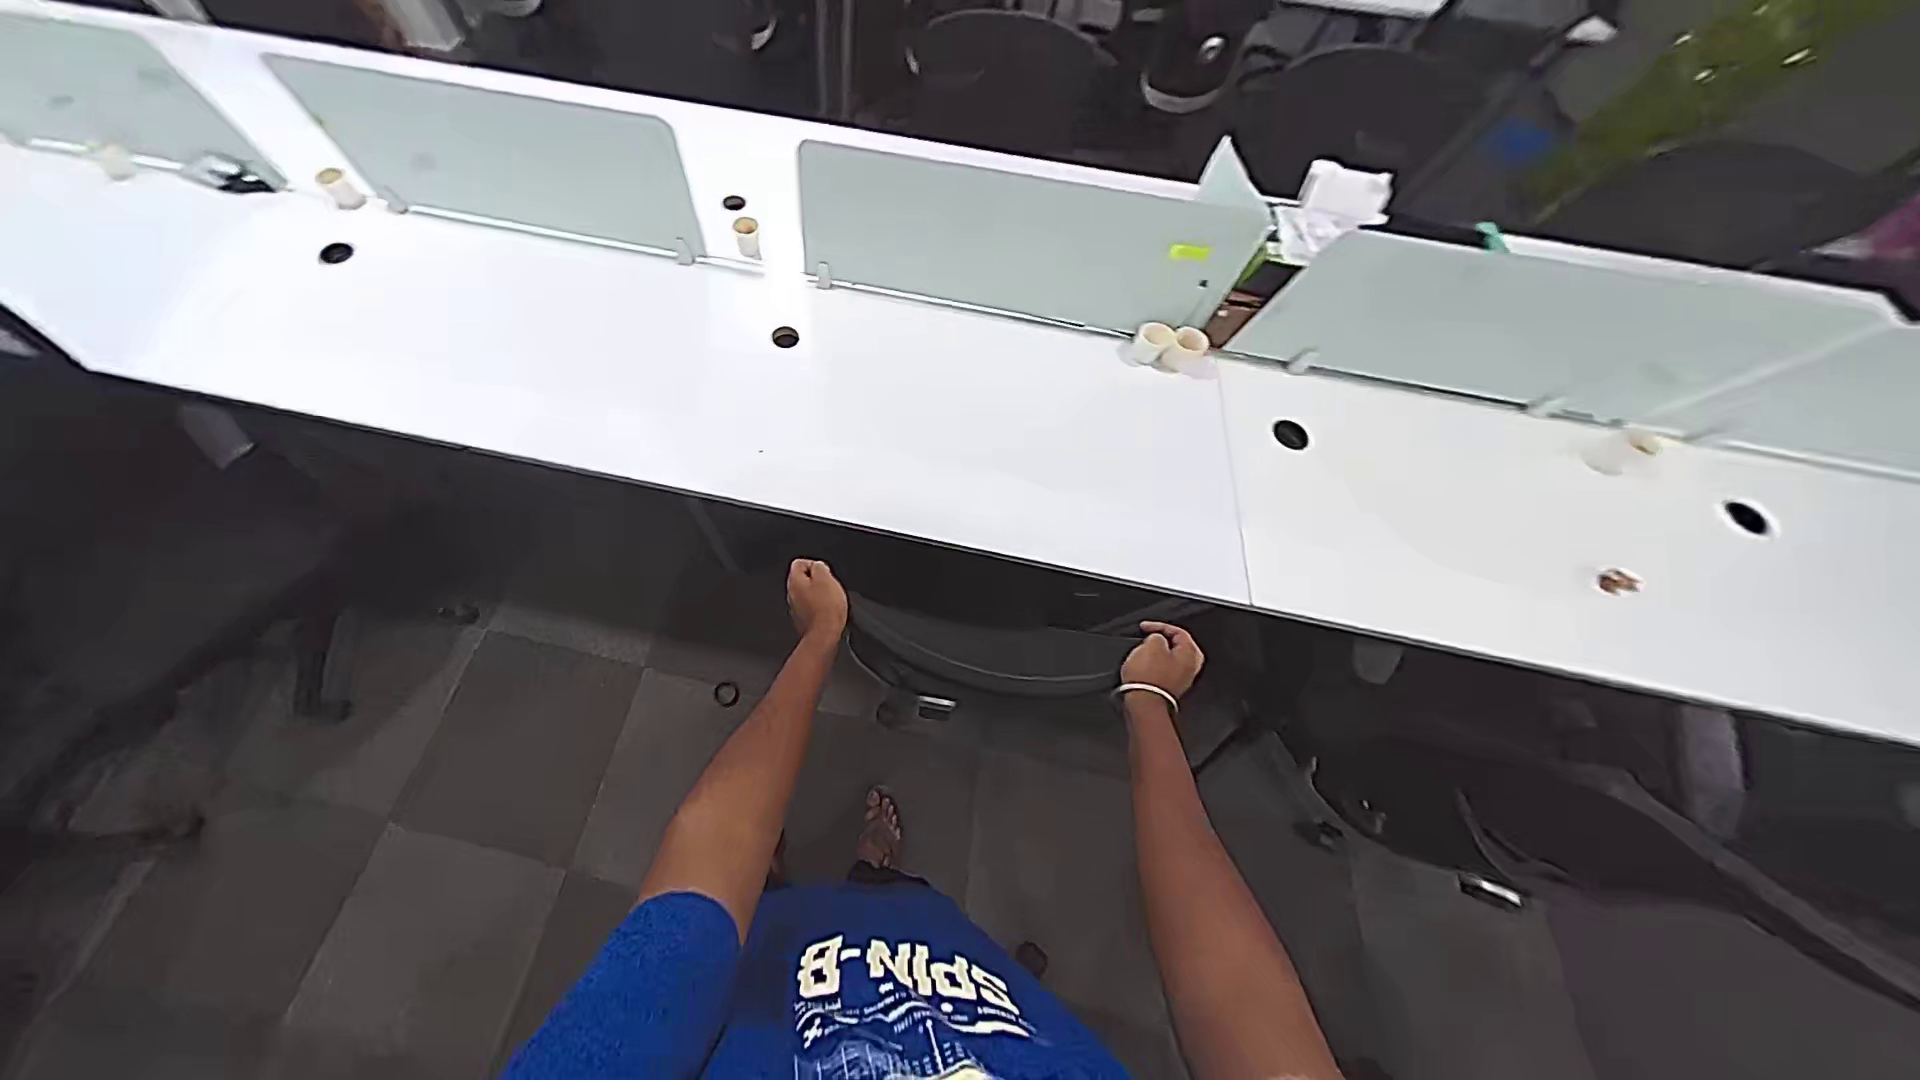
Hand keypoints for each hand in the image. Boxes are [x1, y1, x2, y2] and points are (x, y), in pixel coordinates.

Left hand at [787, 558, 847, 641]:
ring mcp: (795, 608)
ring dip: (819, 594)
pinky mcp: (802, 619)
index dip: (814, 565)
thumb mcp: (826, 580)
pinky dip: (819, 607)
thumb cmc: (826, 610)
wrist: (824, 635)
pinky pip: (810, 607)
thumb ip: (820, 567)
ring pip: (807, 594)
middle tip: (829, 586)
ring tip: (830, 600)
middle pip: (803, 579)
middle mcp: (791, 595)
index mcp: (794, 582)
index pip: (799, 563)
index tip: (825, 572)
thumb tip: (818, 566)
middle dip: (817, 580)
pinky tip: (828, 611)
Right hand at [1121, 621, 1204, 698]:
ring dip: (1160, 652)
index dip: (1160, 626)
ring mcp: (1182, 680)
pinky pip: (1166, 670)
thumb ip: (1157, 636)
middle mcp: (1190, 668)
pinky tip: (1146, 665)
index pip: (1179, 632)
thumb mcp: (1151, 645)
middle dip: (1165, 640)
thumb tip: (1157, 639)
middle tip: (1152, 637)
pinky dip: (1157, 665)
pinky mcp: (1170, 688)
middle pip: (1181, 646)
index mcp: (1190, 654)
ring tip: (1146, 651)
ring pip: (1174, 659)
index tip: (1145, 627)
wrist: (1143, 702)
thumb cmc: (1148, 676)